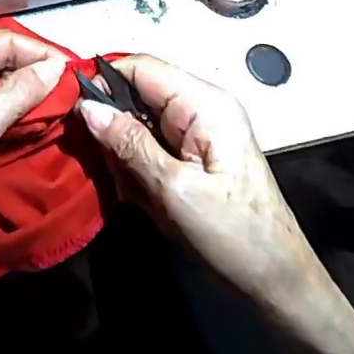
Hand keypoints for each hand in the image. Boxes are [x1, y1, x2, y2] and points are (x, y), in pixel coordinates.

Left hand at [0, 31, 68, 272]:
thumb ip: (14, 96)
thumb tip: (56, 68)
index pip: (0, 41)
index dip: (40, 54)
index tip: (77, 72)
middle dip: (34, 69)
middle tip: (73, 86)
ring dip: (25, 86)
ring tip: (62, 97)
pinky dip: (11, 102)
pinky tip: (34, 112)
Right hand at [76, 54, 316, 309]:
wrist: (279, 287)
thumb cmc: (237, 237)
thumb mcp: (175, 189)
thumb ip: (129, 144)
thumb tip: (87, 108)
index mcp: (204, 103)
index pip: (139, 66)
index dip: (102, 82)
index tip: (73, 111)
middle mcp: (200, 107)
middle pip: (134, 94)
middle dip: (113, 127)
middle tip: (111, 167)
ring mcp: (196, 131)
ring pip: (135, 122)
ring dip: (123, 154)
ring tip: (135, 191)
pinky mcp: (190, 154)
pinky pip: (146, 144)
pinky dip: (135, 167)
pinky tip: (142, 197)